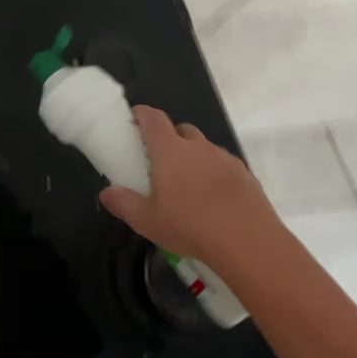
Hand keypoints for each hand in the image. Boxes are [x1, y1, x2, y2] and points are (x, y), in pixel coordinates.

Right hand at [98, 106, 281, 273]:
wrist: (249, 243)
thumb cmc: (189, 226)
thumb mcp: (146, 220)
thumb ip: (122, 203)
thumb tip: (107, 193)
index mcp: (170, 150)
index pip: (153, 118)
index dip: (141, 114)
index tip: (133, 121)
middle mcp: (198, 147)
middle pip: (181, 129)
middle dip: (169, 138)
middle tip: (159, 162)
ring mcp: (225, 160)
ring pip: (205, 148)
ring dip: (194, 157)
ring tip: (188, 185)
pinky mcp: (247, 176)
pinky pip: (224, 166)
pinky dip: (215, 174)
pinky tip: (213, 199)